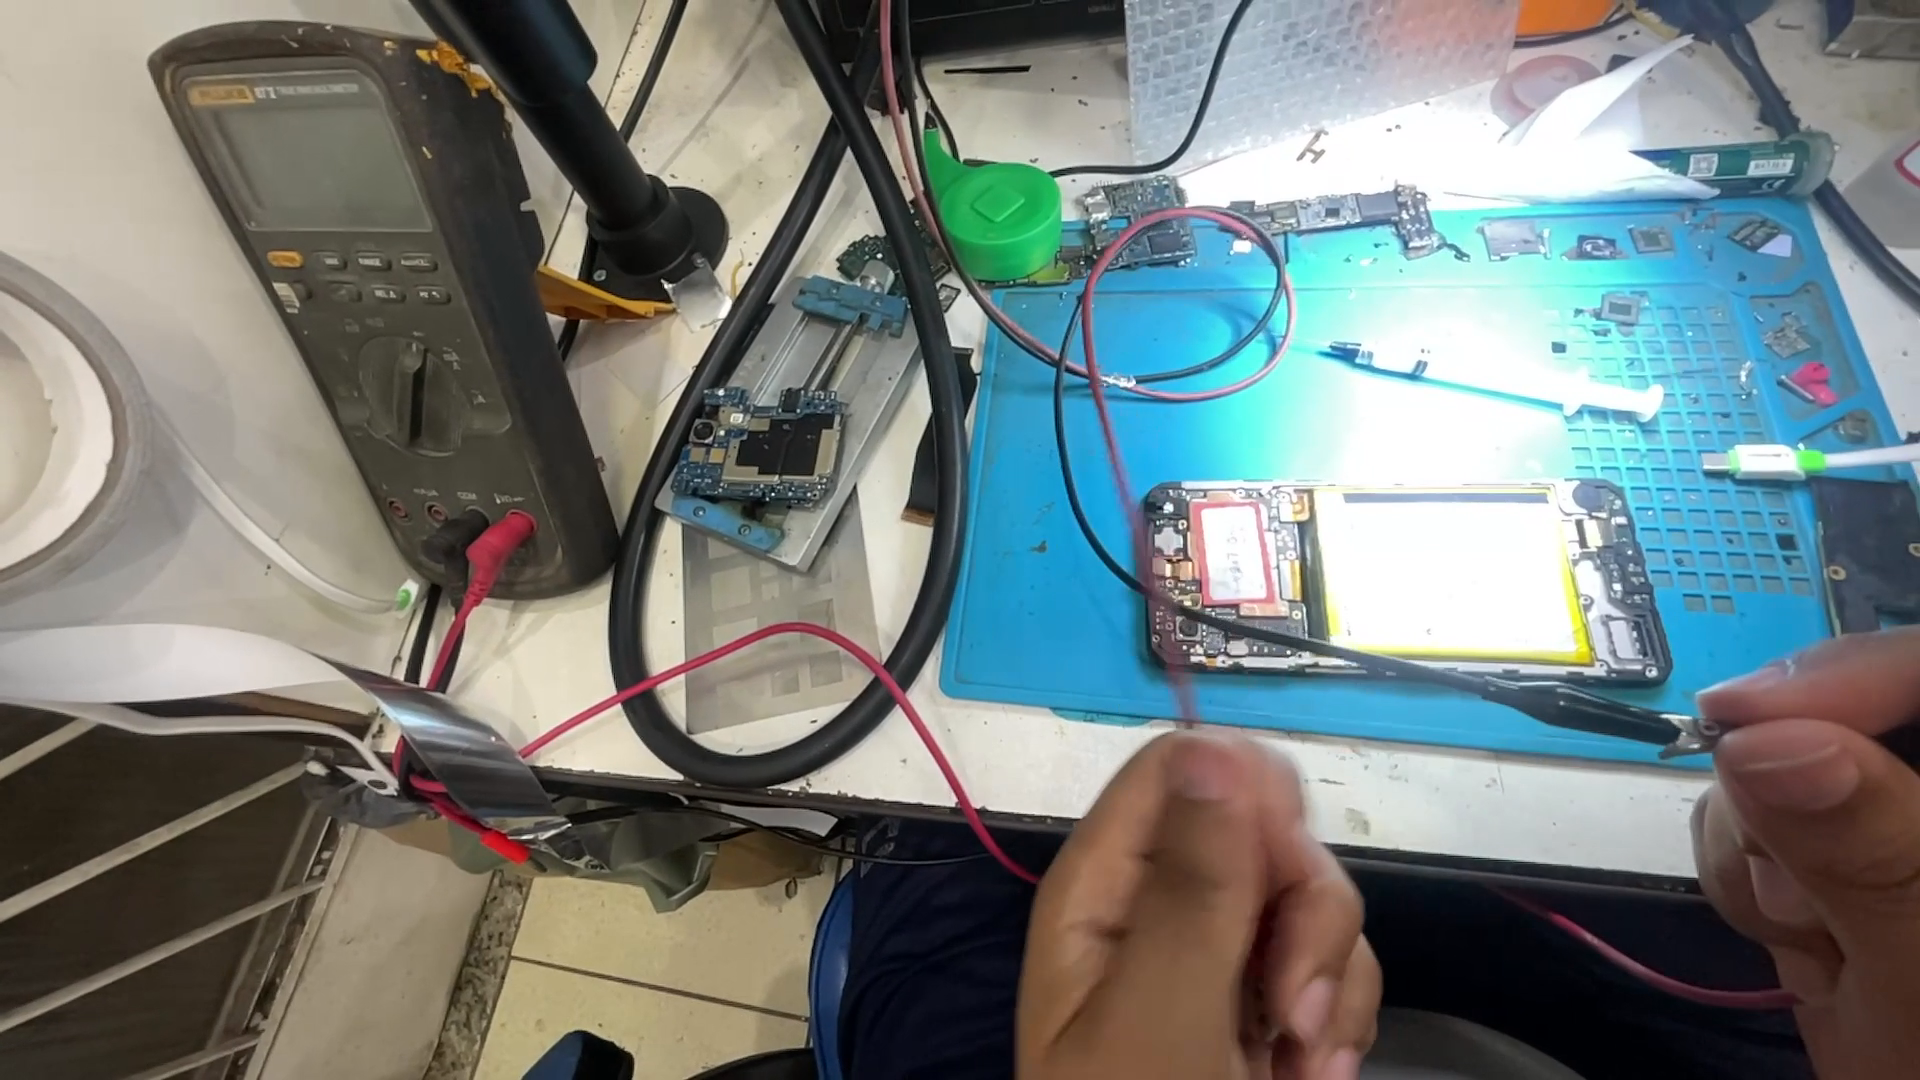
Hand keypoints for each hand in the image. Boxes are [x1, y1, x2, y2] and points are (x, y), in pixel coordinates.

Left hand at [1017, 732, 1378, 1079]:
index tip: (1282, 868)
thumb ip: (1190, 884)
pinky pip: (1325, 952)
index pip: (1174, 767)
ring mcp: (1211, 943)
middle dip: (1299, 902)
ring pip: (1300, 888)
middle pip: (1252, 821)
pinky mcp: (1259, 990)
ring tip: (1301, 1059)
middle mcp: (1154, 895)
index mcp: (1103, 881)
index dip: (1243, 795)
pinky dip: (1337, 1008)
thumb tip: (1212, 742)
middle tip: (1289, 996)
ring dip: (1327, 969)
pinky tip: (1313, 1070)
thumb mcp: (1160, 1018)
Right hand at [1692, 628, 1919, 1077]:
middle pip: (1837, 719)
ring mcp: (1893, 823)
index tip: (1734, 717)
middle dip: (1772, 788)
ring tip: (1802, 931)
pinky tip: (1791, 928)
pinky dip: (1738, 861)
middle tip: (1788, 884)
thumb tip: (1767, 740)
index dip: (1843, 675)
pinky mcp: (1839, 847)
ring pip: (1773, 763)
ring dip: (1749, 840)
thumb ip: (1871, 857)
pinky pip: (1748, 807)